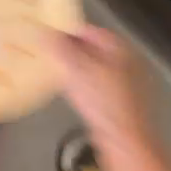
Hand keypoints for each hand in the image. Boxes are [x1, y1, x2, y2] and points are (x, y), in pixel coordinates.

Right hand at [53, 26, 156, 148]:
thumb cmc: (101, 100)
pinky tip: (74, 93)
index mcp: (118, 48)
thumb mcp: (75, 69)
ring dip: (78, 68)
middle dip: (71, 50)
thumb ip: (58, 48)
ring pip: (97, 67)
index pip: (89, 30)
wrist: (125, 140)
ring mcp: (129, 82)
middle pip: (94, 48)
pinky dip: (86, 84)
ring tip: (57, 73)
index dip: (67, 32)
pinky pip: (101, 84)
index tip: (47, 37)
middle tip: (49, 55)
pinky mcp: (125, 102)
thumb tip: (42, 31)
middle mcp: (127, 61)